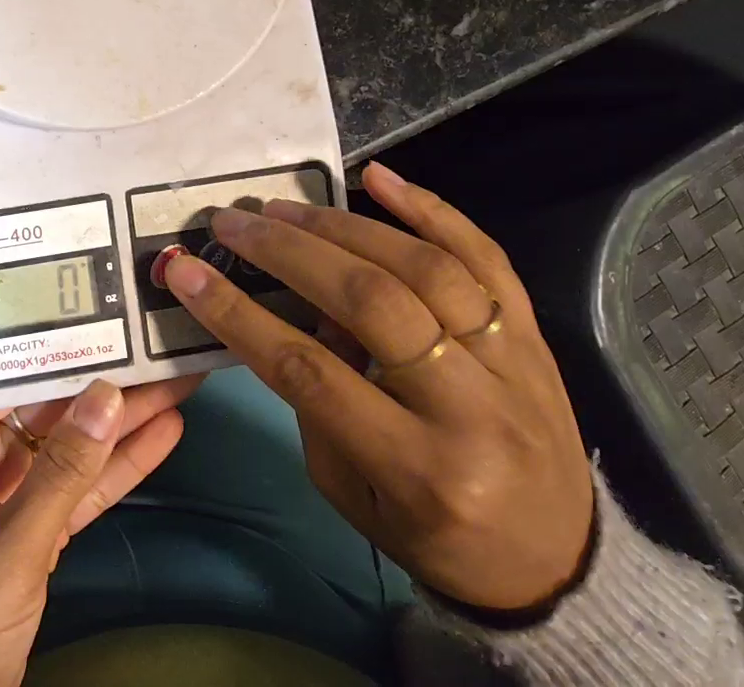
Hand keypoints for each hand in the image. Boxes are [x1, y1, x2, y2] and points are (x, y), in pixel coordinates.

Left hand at [0, 375, 202, 686]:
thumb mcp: (9, 550)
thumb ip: (61, 473)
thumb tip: (108, 394)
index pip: (4, 380)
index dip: (56, 349)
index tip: (106, 321)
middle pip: (45, 408)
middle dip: (104, 382)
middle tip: (161, 348)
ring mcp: (6, 493)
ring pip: (70, 446)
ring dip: (122, 420)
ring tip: (179, 381)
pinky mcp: (32, 528)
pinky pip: (77, 487)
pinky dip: (116, 466)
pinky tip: (162, 434)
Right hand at [162, 162, 592, 611]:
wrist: (556, 564)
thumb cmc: (430, 536)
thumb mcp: (349, 492)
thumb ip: (318, 403)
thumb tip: (305, 310)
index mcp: (417, 468)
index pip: (309, 371)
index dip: (238, 315)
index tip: (186, 272)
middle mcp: (472, 410)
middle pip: (370, 303)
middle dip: (287, 254)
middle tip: (232, 224)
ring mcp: (514, 365)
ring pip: (426, 270)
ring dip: (344, 228)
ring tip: (284, 209)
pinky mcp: (536, 338)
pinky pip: (487, 258)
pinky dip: (431, 210)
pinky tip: (377, 179)